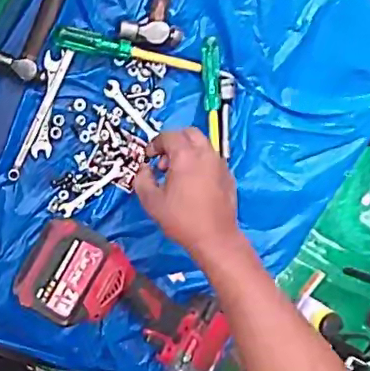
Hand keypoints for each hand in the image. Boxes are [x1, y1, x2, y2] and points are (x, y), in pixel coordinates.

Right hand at [133, 127, 247, 266]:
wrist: (215, 237)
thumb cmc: (181, 219)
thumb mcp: (151, 201)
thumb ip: (142, 179)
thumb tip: (144, 170)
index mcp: (186, 156)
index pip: (168, 136)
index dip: (155, 143)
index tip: (149, 157)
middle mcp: (205, 154)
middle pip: (189, 133)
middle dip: (173, 142)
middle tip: (163, 161)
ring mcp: (220, 164)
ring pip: (202, 145)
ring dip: (187, 151)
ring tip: (177, 174)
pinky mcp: (228, 175)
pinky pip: (211, 159)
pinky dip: (200, 162)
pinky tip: (193, 184)